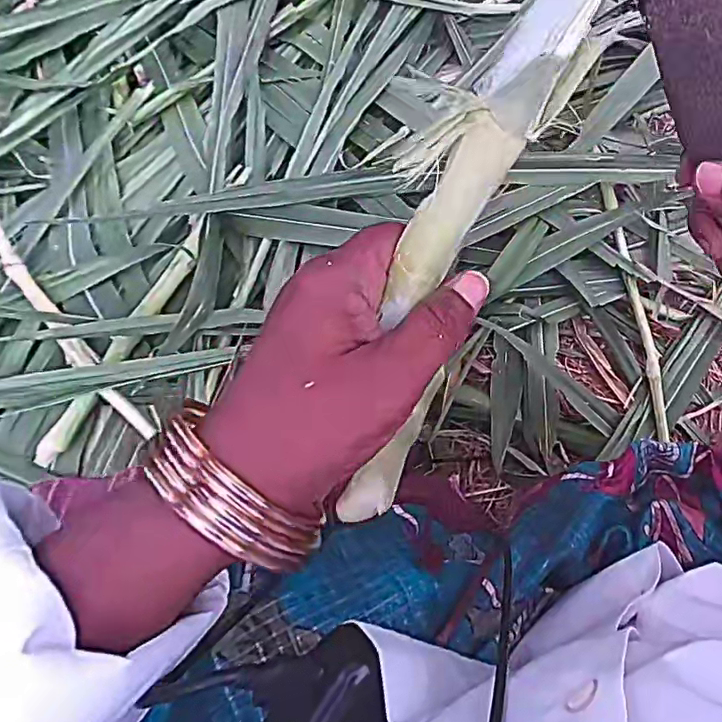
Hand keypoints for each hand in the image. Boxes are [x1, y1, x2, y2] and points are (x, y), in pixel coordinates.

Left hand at [200, 223, 487, 513]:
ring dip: (403, 336)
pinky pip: (359, 334)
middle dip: (421, 306)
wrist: (247, 483)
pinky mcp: (308, 348)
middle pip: (388, 272)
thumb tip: (474, 280)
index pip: (395, 238)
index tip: (458, 297)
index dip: (435, 257)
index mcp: (332, 280)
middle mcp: (316, 288)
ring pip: (378, 308)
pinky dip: (381, 354)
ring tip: (408, 377)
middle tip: (432, 350)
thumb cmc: (318, 428)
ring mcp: (308, 318)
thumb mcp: (392, 378)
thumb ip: (437, 326)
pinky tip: (384, 390)